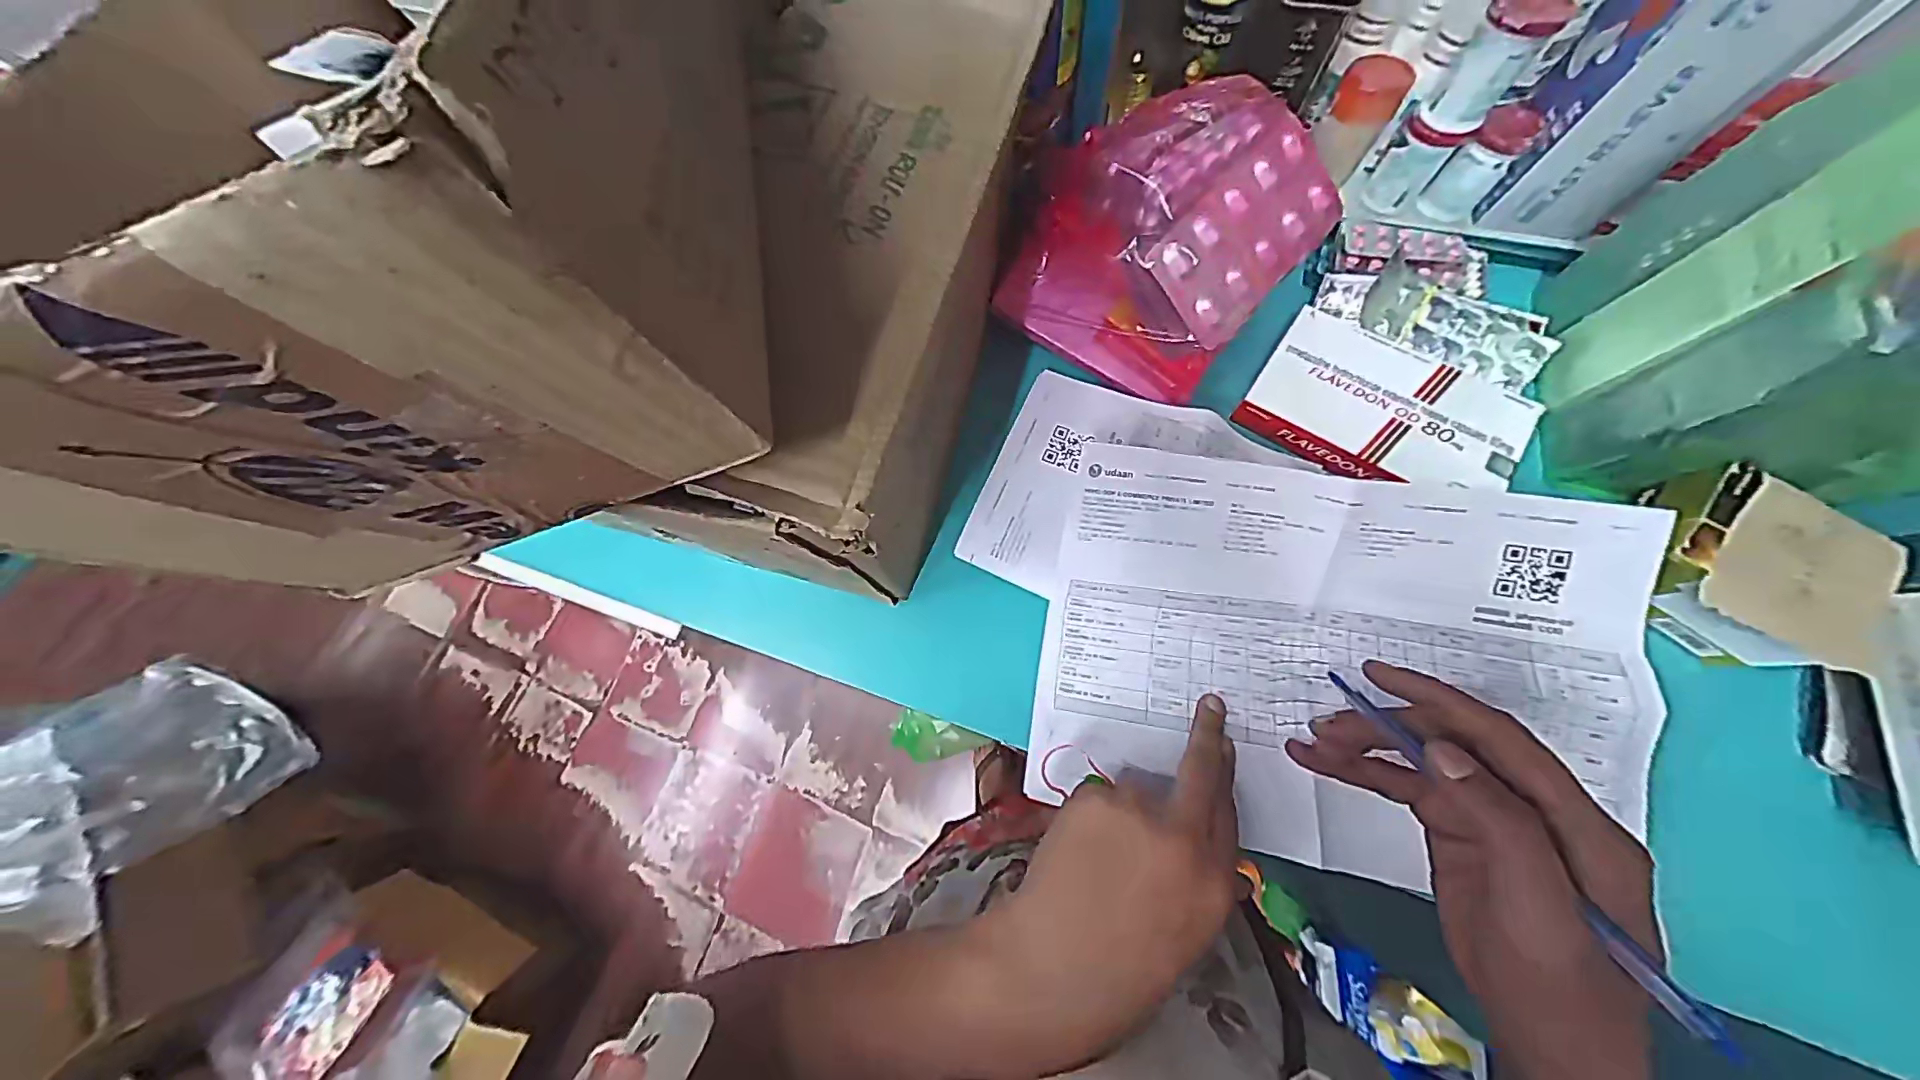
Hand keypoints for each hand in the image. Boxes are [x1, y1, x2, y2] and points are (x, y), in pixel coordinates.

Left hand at [967, 694, 1240, 1073]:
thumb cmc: (1121, 967)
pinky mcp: (1095, 799)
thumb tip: (1193, 833)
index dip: (1227, 777)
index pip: (1231, 814)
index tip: (1225, 747)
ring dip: (1125, 807)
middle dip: (1209, 737)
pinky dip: (1091, 814)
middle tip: (1210, 710)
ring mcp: (1137, 813)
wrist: (1054, 966)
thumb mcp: (1186, 930)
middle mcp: (1183, 839)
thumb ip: (1198, 874)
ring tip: (1098, 854)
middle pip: (1202, 775)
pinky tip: (1077, 848)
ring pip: (1136, 789)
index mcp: (1214, 882)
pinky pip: (1099, 796)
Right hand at [1286, 662, 1656, 1079]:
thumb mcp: (1538, 904)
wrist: (1552, 1041)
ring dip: (1367, 750)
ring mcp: (1491, 820)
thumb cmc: (1562, 982)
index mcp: (1569, 818)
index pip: (1498, 739)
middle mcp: (1528, 806)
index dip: (1439, 700)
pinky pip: (1407, 791)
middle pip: (1450, 747)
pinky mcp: (1458, 835)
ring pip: (1421, 766)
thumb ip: (1500, 821)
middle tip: (1327, 725)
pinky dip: (1367, 776)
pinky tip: (1329, 766)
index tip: (1380, 677)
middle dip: (1386, 729)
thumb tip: (1442, 751)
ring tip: (1314, 741)